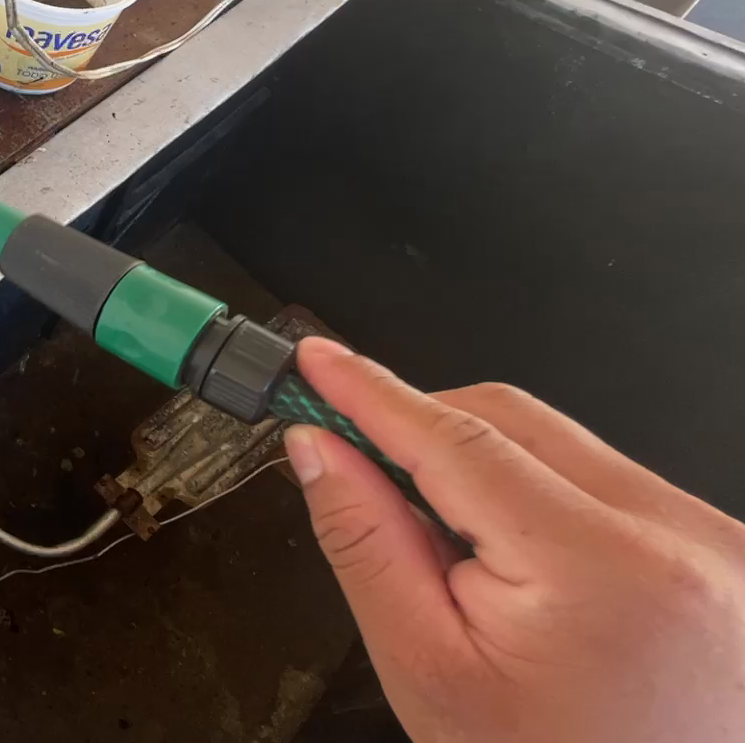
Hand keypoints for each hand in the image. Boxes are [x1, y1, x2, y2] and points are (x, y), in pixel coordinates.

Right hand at [284, 337, 744, 741]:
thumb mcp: (422, 660)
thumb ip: (361, 538)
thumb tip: (316, 446)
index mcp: (605, 573)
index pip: (453, 439)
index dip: (368, 390)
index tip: (315, 360)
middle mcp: (689, 544)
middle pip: (507, 419)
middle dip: (413, 423)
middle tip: (346, 450)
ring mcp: (722, 547)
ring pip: (550, 440)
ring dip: (467, 455)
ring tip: (438, 533)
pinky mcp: (724, 554)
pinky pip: (594, 475)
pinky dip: (520, 483)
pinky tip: (498, 545)